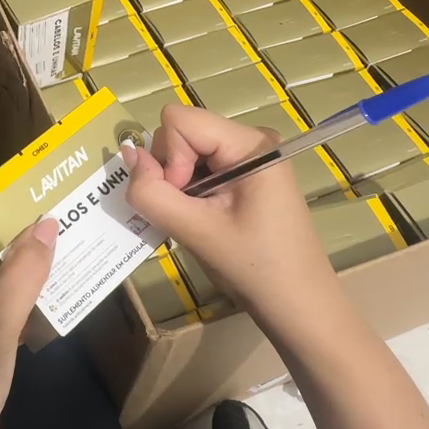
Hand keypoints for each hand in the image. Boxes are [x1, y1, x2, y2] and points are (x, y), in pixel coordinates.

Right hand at [123, 104, 337, 325]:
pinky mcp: (243, 172)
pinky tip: (201, 215)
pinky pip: (197, 163)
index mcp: (249, 143)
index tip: (185, 199)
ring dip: (176, 182)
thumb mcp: (196, 232)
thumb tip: (128, 155)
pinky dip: (187, 188)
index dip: (168, 158)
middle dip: (170, 169)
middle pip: (180, 131)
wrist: (300, 308)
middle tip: (189, 212)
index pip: (178, 121)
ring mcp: (247, 155)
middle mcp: (249, 139)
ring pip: (184, 148)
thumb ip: (153, 193)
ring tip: (196, 217)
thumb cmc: (256, 269)